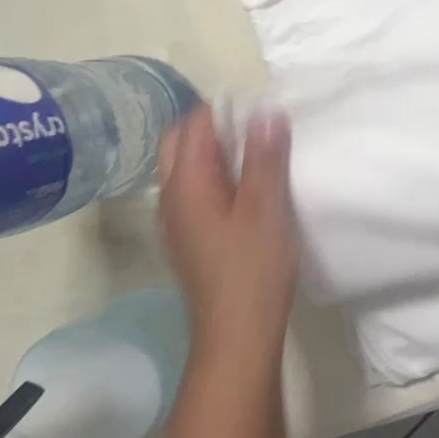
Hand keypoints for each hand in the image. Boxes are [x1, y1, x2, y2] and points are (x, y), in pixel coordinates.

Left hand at [158, 106, 296, 359]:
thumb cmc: (252, 269)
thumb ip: (265, 159)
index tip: (262, 105)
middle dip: (214, 125)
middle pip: (180, 142)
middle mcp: (172, 196)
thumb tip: (266, 112)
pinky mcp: (192, 236)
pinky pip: (197, 189)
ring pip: (187, 166)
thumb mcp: (266, 209)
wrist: (237, 332)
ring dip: (217, 151)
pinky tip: (249, 187)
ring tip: (259, 151)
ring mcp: (178, 219)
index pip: (193, 124)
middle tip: (258, 126)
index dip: (225, 108)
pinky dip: (218, 175)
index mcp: (186, 184)